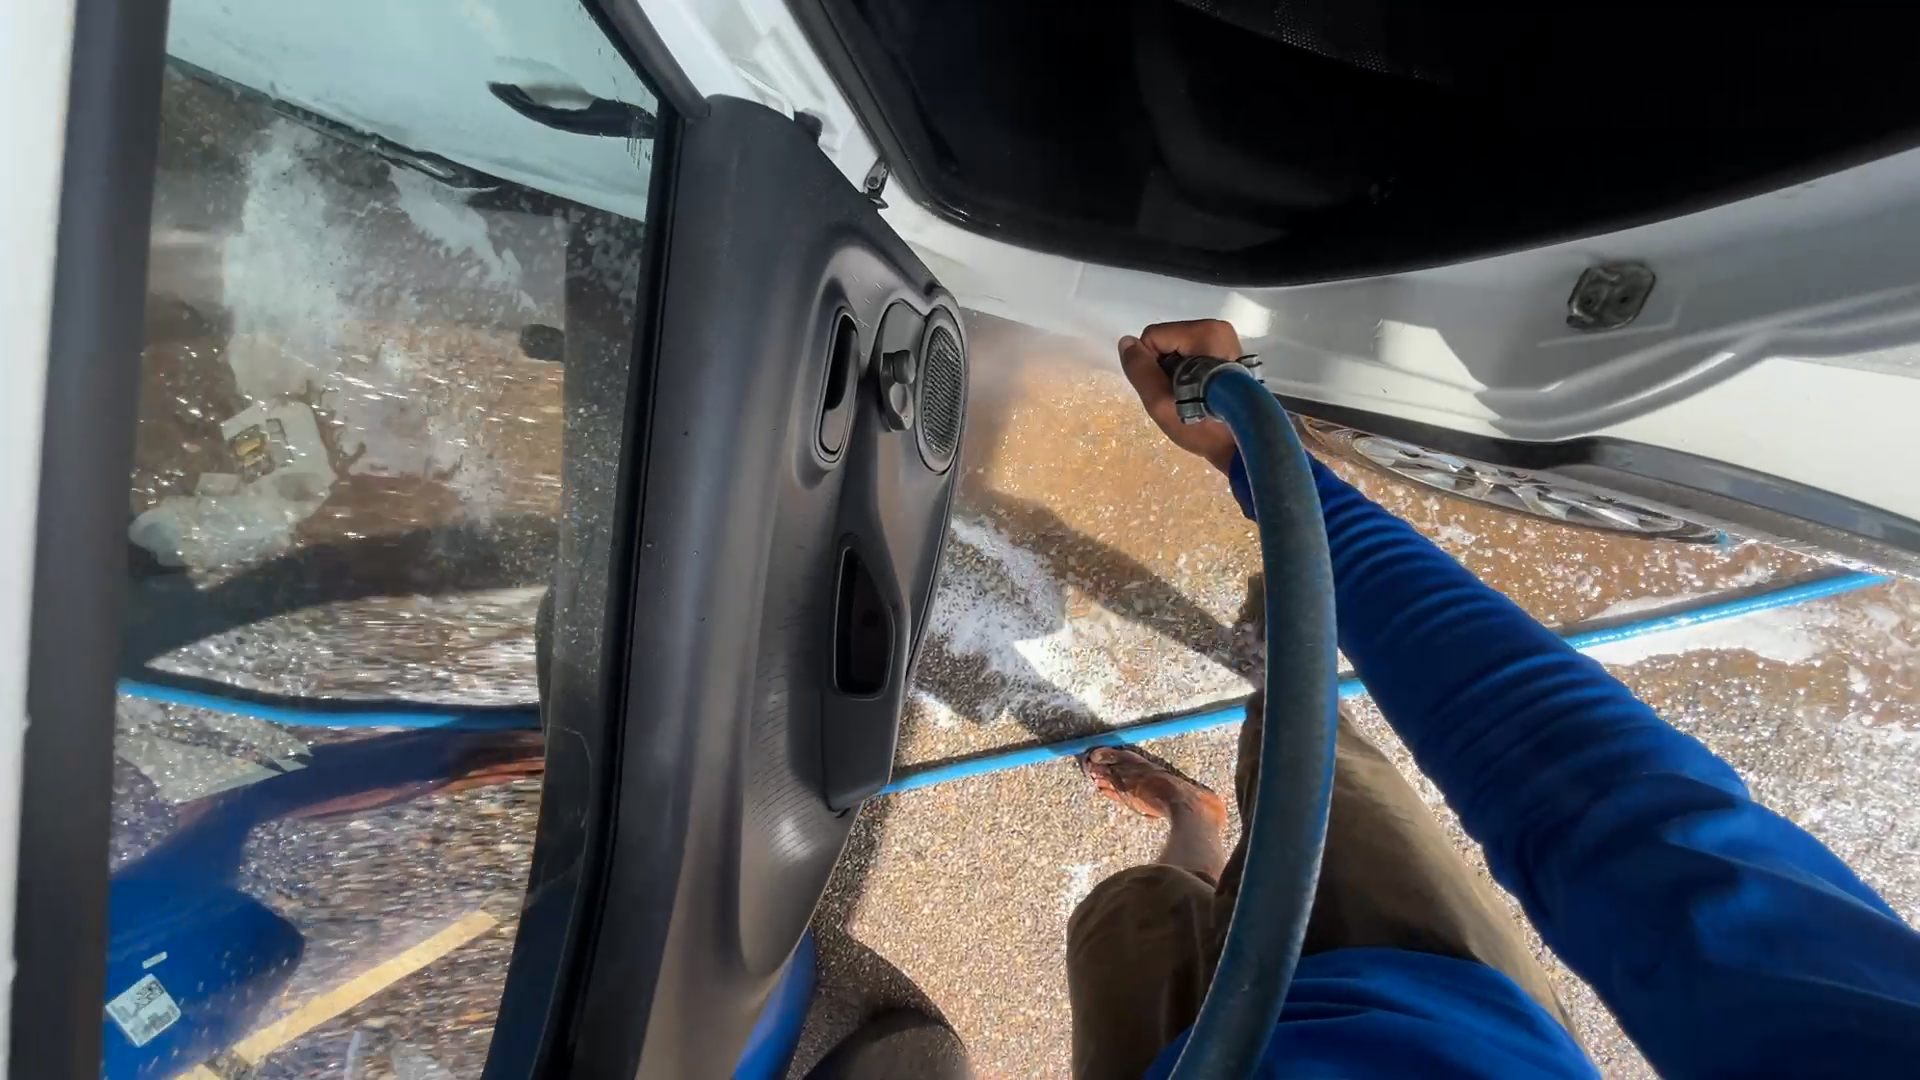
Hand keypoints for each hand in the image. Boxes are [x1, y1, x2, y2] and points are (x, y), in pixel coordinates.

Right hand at [1119, 320, 1243, 472]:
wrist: (1238, 447)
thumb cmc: (1200, 425)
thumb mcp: (1160, 401)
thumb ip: (1140, 370)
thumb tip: (1126, 343)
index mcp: (1205, 332)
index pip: (1152, 338)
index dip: (1149, 367)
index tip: (1165, 391)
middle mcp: (1218, 328)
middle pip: (1165, 342)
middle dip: (1162, 370)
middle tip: (1176, 398)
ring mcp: (1225, 340)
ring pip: (1176, 350)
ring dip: (1174, 375)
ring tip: (1187, 398)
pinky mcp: (1227, 353)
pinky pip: (1191, 357)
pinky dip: (1187, 375)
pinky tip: (1197, 394)